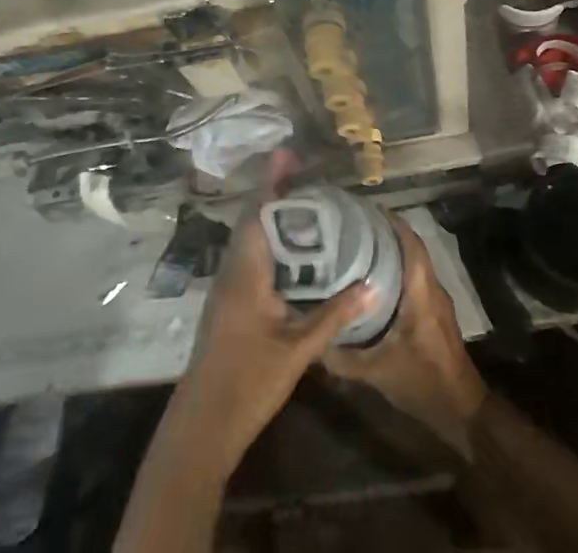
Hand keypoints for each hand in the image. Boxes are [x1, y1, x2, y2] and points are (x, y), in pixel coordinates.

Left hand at [171, 189, 374, 468]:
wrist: (205, 422)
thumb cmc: (249, 382)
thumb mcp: (299, 349)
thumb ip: (335, 314)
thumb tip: (372, 284)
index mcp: (246, 274)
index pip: (258, 215)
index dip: (272, 183)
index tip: (287, 154)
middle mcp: (232, 272)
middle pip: (253, 220)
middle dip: (276, 193)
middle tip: (306, 172)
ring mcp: (228, 287)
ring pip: (251, 239)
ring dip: (274, 217)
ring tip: (306, 202)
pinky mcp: (230, 301)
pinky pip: (252, 258)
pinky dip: (273, 242)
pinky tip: (296, 251)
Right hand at [324, 218, 487, 451]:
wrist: (461, 410)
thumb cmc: (421, 383)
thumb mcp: (375, 373)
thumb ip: (341, 358)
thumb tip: (310, 341)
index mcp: (420, 294)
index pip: (411, 245)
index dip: (392, 224)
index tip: (366, 210)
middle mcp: (432, 290)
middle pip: (413, 249)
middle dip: (387, 233)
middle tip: (354, 226)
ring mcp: (437, 302)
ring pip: (416, 263)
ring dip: (393, 251)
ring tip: (359, 246)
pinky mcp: (435, 313)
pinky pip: (416, 279)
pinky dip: (398, 270)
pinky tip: (374, 279)